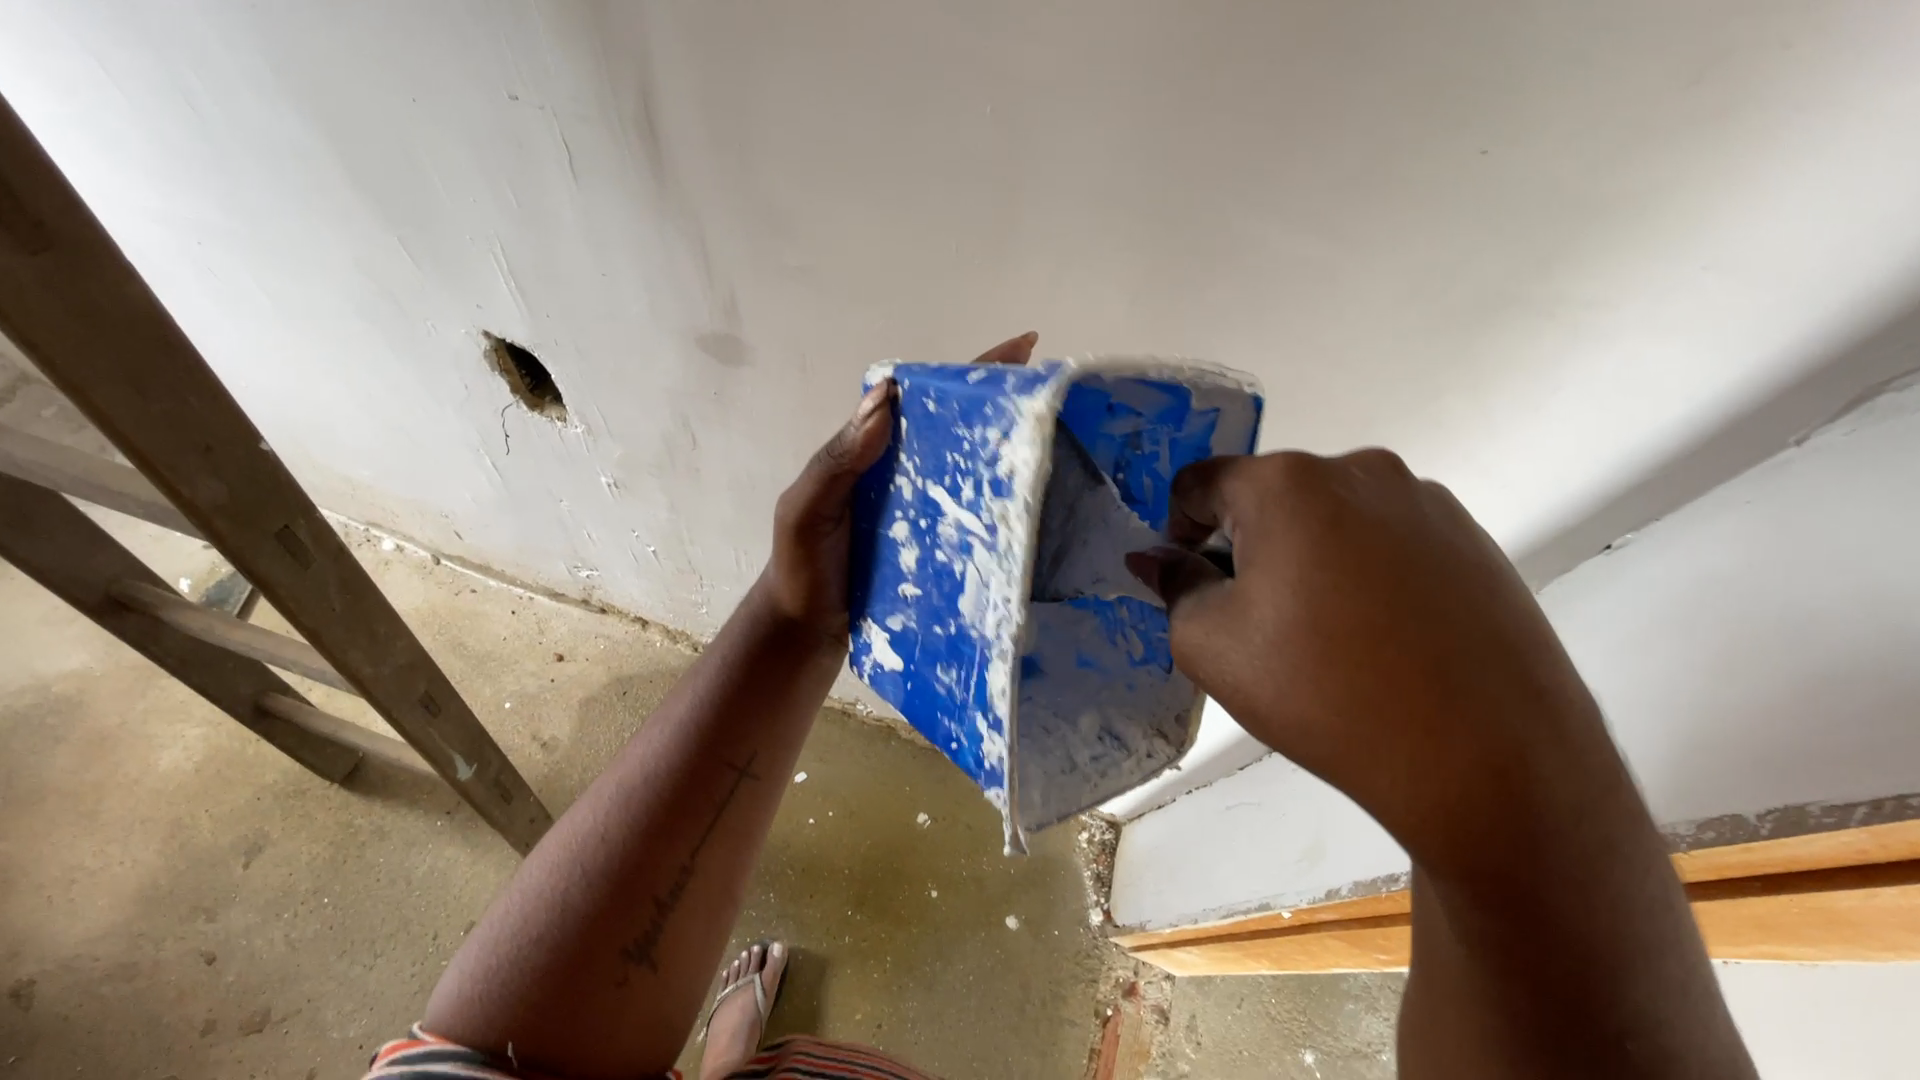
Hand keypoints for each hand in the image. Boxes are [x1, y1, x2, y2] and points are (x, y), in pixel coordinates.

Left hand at [758, 332, 1037, 641]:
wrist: (803, 636)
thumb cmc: (800, 570)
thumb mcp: (806, 509)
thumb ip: (837, 460)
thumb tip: (886, 396)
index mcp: (872, 453)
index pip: (925, 400)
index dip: (971, 373)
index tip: (1025, 351)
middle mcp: (903, 475)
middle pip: (957, 432)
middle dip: (1005, 410)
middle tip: (1061, 400)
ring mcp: (921, 514)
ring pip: (970, 475)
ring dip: (1009, 460)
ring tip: (1065, 447)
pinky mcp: (934, 550)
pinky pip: (971, 522)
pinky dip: (999, 512)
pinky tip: (1035, 512)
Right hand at [1127, 450, 1634, 876]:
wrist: (1486, 757)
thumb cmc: (1324, 693)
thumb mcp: (1211, 646)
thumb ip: (1173, 588)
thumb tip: (1157, 559)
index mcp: (1286, 484)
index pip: (1199, 483)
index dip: (1178, 531)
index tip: (1190, 586)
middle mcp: (1359, 470)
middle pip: (1268, 497)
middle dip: (1246, 547)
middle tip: (1255, 624)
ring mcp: (1425, 502)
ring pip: (1331, 519)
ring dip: (1307, 559)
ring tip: (1326, 638)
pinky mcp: (1472, 540)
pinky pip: (1387, 542)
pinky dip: (1364, 574)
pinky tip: (1380, 640)